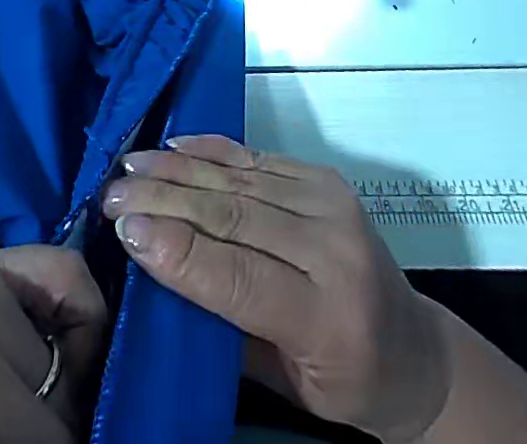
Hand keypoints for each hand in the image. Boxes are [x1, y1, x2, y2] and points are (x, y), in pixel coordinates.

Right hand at [103, 135, 449, 442]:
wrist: (415, 350)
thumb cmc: (343, 378)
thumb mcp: (281, 375)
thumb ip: (221, 317)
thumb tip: (151, 260)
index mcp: (328, 317)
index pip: (240, 276)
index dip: (177, 250)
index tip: (123, 229)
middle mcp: (334, 249)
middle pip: (234, 216)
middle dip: (163, 202)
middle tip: (111, 196)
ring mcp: (331, 204)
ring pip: (238, 180)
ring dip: (176, 170)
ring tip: (129, 167)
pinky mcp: (324, 178)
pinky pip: (255, 157)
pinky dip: (209, 150)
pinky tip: (172, 146)